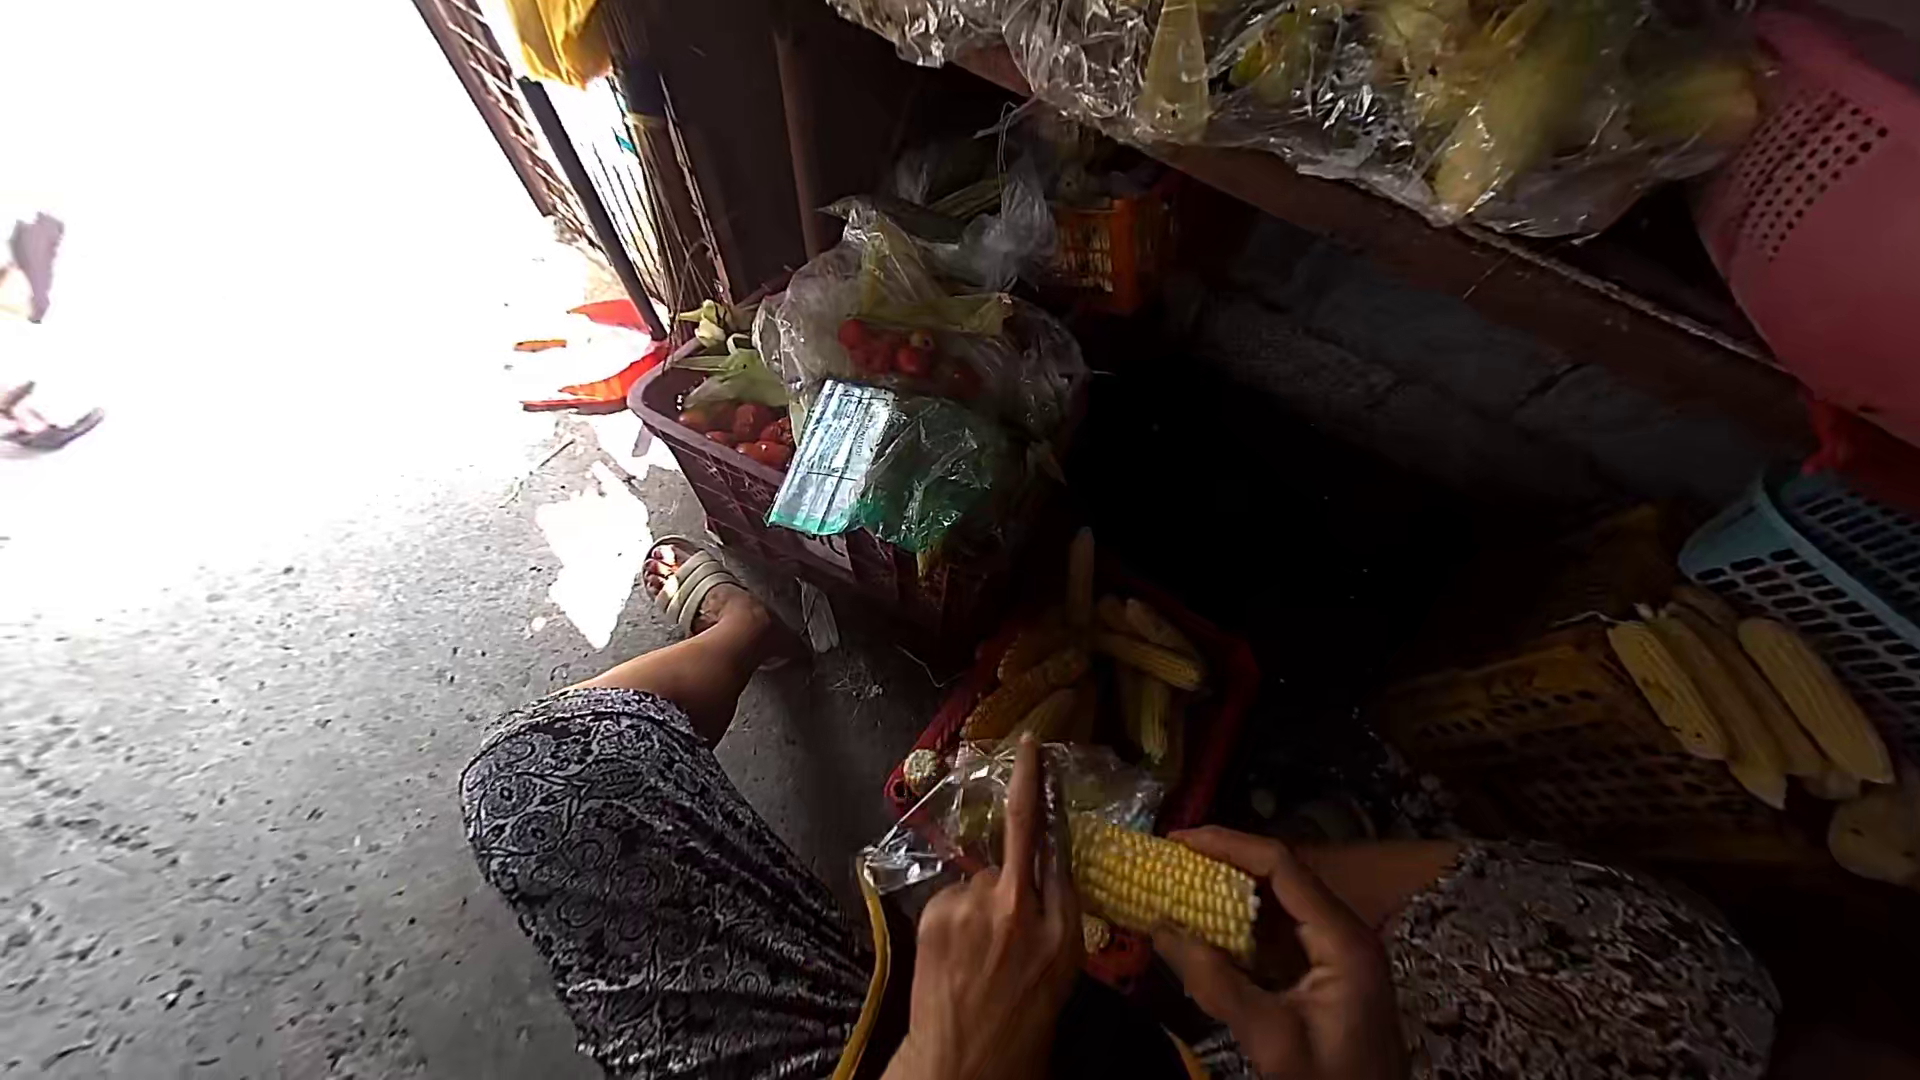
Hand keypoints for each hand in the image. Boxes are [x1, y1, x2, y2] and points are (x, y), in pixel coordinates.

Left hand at [883, 736, 1081, 1079]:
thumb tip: (1044, 863)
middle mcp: (1018, 908)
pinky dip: (958, 910)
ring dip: (982, 896)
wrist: (958, 1069)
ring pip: (981, 876)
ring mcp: (972, 905)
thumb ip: (1054, 912)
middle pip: (1021, 828)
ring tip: (978, 945)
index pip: (1059, 846)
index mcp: (1060, 930)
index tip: (1048, 762)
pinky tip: (957, 947)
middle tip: (1030, 745)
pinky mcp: (936, 911)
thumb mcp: (1058, 970)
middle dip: (1027, 779)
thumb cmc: (1021, 1024)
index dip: (1054, 802)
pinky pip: (954, 893)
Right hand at [1154, 827, 1405, 1079]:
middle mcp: (1342, 930)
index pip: (1279, 864)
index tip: (1178, 841)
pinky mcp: (1320, 968)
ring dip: (1224, 885)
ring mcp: (1333, 949)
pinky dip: (1234, 917)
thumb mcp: (1273, 1042)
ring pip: (1271, 896)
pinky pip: (1271, 926)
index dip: (1226, 844)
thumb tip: (1158, 927)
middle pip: (1275, 872)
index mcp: (1342, 938)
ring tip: (1180, 879)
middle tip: (1171, 855)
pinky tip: (1203, 922)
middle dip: (1220, 859)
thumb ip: (1215, 983)